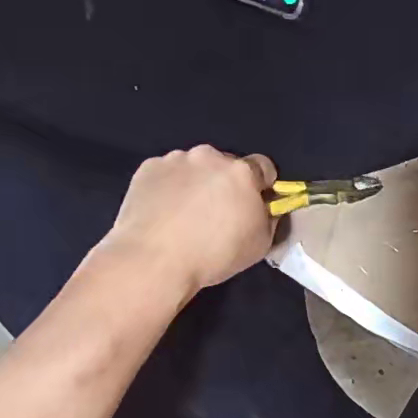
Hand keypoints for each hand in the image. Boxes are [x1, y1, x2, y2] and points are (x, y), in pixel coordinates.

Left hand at [92, 145, 279, 292]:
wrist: (153, 261)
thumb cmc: (215, 253)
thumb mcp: (262, 243)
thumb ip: (270, 217)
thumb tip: (267, 208)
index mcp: (242, 172)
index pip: (264, 166)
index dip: (262, 185)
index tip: (255, 203)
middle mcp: (209, 156)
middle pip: (226, 164)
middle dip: (227, 182)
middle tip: (218, 212)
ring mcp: (175, 160)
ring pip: (195, 167)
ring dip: (198, 182)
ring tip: (187, 213)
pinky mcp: (147, 168)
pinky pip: (168, 173)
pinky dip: (170, 186)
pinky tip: (165, 211)